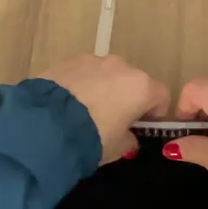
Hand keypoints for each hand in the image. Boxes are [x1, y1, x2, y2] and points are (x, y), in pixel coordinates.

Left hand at [38, 54, 169, 160]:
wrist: (46, 125)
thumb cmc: (92, 138)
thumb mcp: (118, 148)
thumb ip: (131, 140)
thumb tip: (129, 136)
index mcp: (141, 87)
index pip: (161, 96)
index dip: (155, 112)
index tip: (142, 125)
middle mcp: (121, 66)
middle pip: (133, 81)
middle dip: (127, 98)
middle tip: (112, 120)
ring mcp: (94, 60)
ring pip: (107, 74)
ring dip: (104, 88)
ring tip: (86, 110)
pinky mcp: (69, 60)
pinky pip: (84, 72)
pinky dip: (82, 84)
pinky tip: (68, 103)